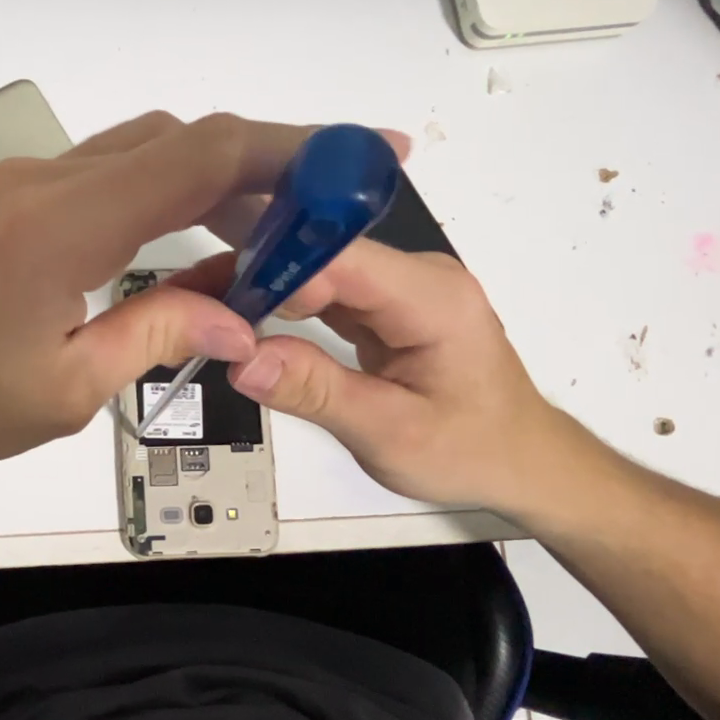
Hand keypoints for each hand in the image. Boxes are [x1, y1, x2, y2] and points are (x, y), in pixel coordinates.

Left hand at [0, 112, 316, 464]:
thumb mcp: (69, 387)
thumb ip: (158, 336)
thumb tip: (239, 319)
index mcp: (59, 229)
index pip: (195, 157)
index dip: (288, 149)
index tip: (359, 157)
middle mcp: (43, 183)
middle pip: (175, 139)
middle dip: (261, 163)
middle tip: (321, 209)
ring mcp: (23, 182)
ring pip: (141, 148)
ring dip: (211, 175)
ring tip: (268, 227)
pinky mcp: (14, 196)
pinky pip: (106, 170)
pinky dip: (163, 187)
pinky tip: (192, 231)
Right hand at [209, 238, 593, 510]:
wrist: (521, 462)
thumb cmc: (469, 451)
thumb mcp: (387, 432)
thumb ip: (316, 391)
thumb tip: (243, 359)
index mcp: (431, 298)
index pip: (340, 259)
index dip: (277, 268)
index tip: (218, 296)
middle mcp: (417, 278)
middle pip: (325, 257)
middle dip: (261, 275)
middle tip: (198, 305)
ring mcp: (401, 290)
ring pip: (319, 273)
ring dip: (267, 290)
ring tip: (212, 310)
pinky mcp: (386, 308)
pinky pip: (327, 295)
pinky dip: (286, 307)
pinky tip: (247, 318)